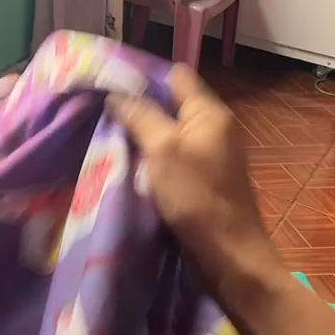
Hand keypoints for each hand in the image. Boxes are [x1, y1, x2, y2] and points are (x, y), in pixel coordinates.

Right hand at [110, 65, 284, 287]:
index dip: (145, 74)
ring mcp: (210, 154)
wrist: (231, 260)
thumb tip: (117, 94)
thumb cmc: (197, 198)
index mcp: (210, 113)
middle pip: (171, 102)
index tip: (110, 80)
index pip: (176, 75)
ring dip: (142, 131)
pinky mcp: (202, 178)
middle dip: (138, 104)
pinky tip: (127, 159)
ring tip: (108, 130)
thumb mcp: (163, 149)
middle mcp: (214, 127)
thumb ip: (140, 116)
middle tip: (102, 107)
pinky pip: (172, 153)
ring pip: (169, 129)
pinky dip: (152, 154)